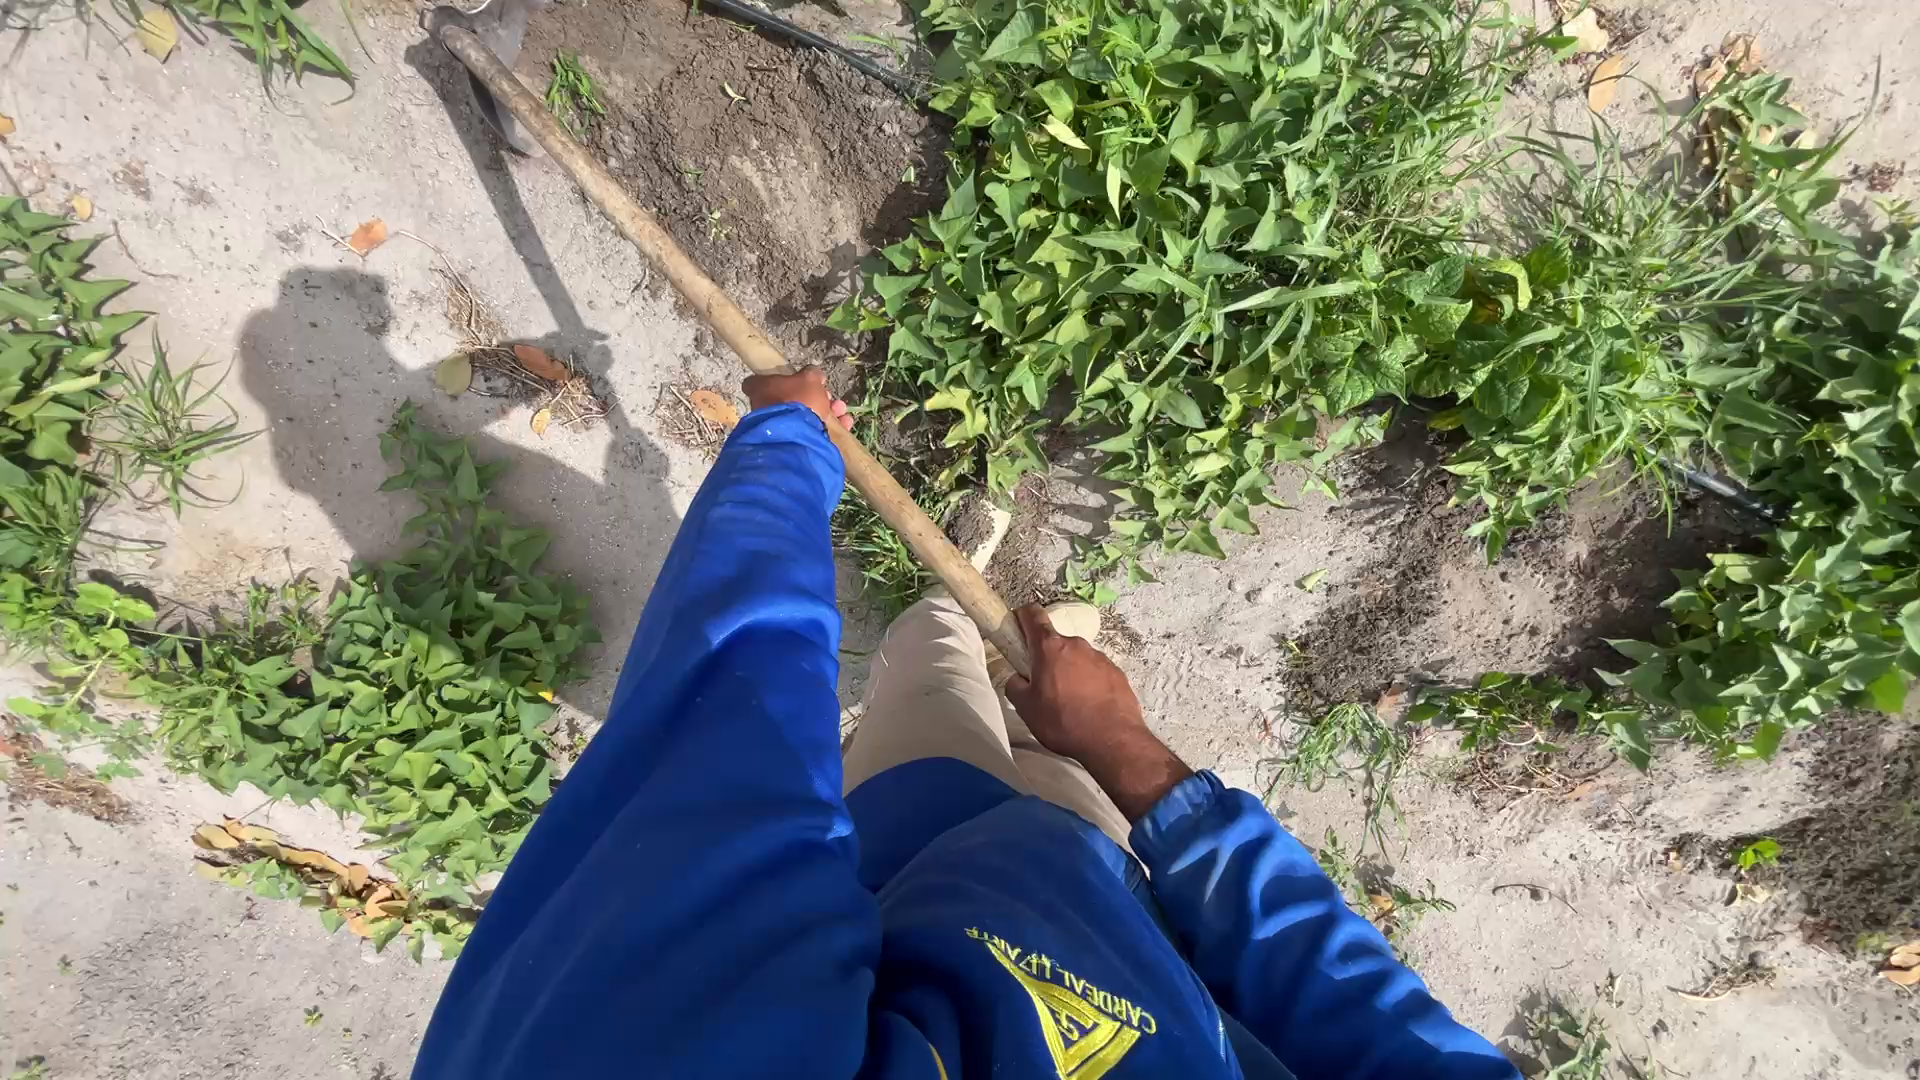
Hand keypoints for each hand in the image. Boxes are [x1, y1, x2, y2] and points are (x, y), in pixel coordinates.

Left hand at [742, 366, 853, 431]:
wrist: (797, 437)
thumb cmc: (798, 400)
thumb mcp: (809, 379)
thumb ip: (812, 373)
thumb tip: (815, 374)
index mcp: (761, 388)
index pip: (766, 379)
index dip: (786, 378)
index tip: (803, 379)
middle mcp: (765, 408)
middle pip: (794, 399)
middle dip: (816, 397)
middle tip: (829, 397)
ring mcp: (778, 427)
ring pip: (806, 416)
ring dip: (827, 411)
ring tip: (841, 410)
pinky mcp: (793, 443)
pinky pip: (814, 432)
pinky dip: (829, 428)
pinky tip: (845, 423)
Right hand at [1004, 605, 1191, 821]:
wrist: (1113, 741)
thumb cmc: (1063, 721)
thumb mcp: (1025, 708)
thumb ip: (1014, 685)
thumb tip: (1018, 678)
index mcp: (1050, 647)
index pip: (1032, 614)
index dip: (1021, 617)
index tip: (1017, 630)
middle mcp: (1076, 645)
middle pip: (1055, 642)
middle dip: (1046, 657)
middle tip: (1042, 685)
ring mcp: (1100, 657)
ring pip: (1076, 658)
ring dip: (1069, 671)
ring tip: (1069, 702)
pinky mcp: (1117, 673)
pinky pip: (1095, 672)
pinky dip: (1089, 683)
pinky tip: (1089, 706)